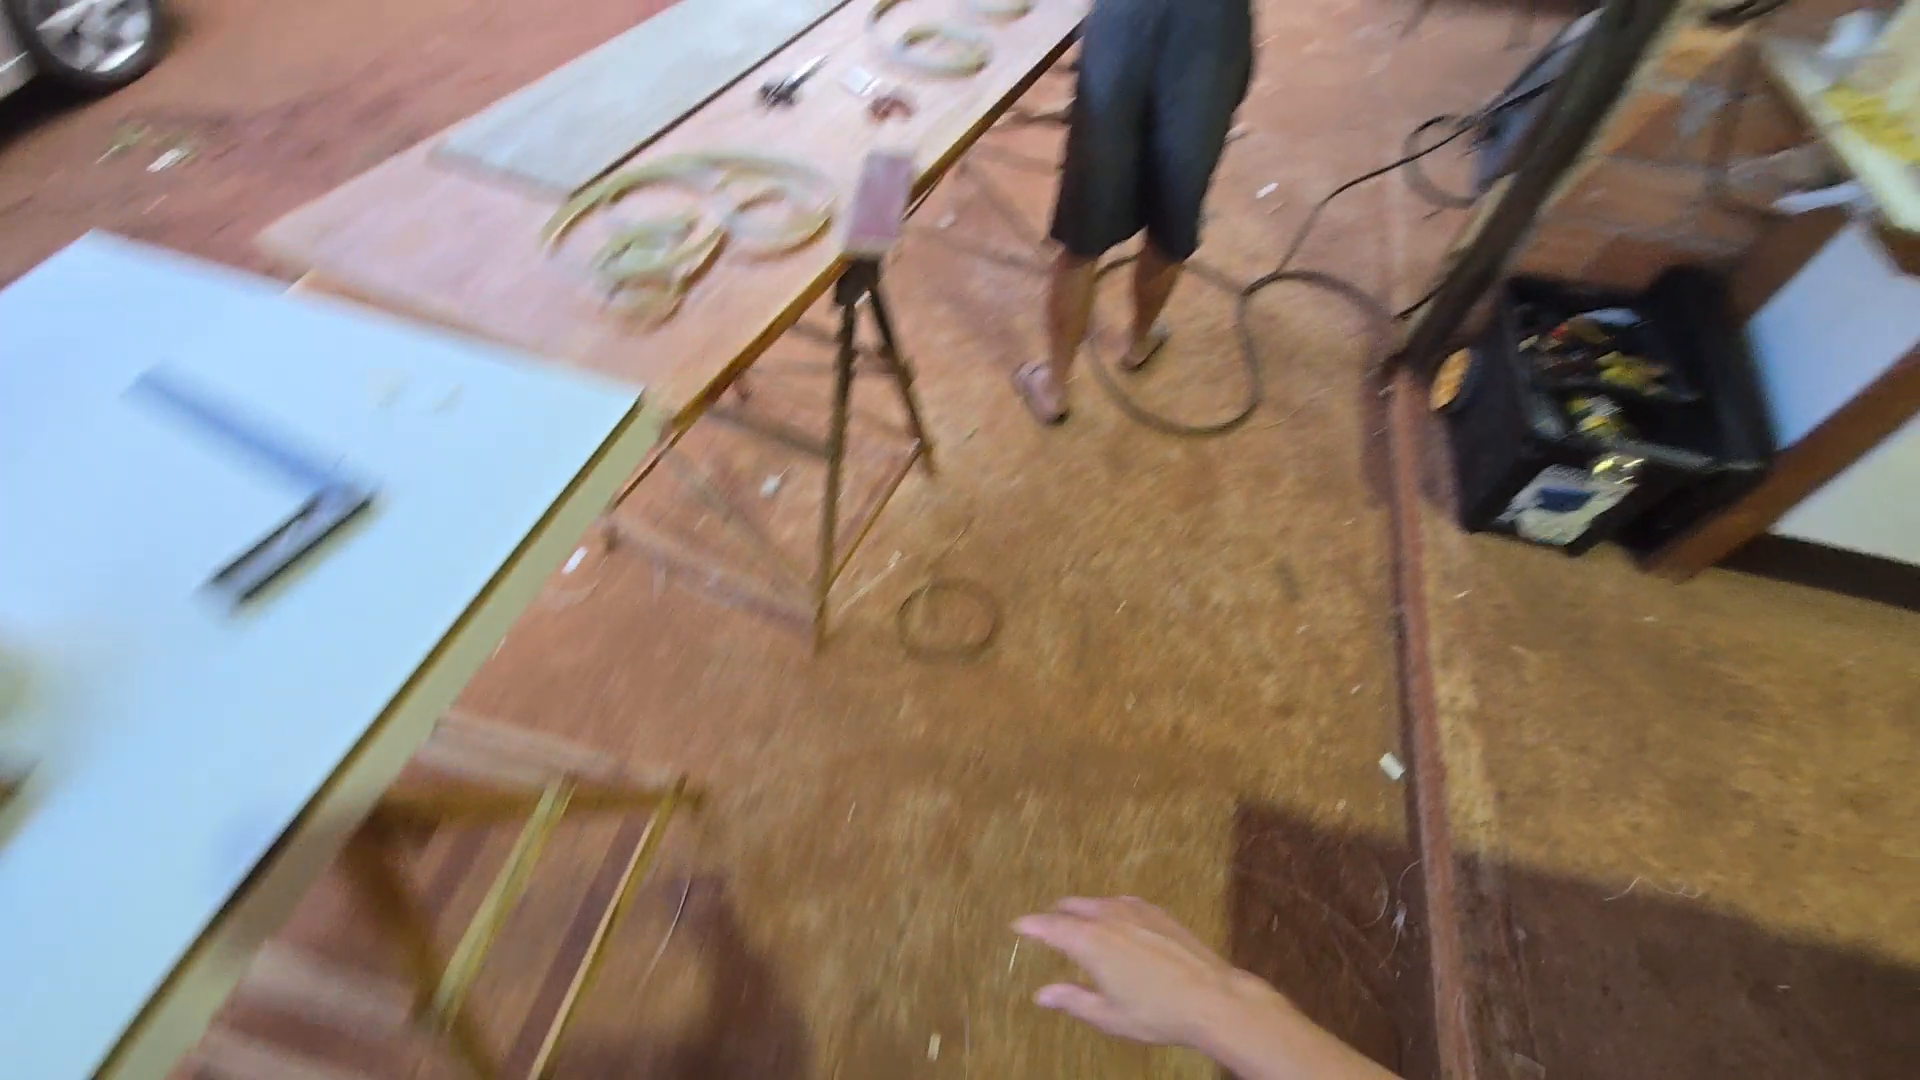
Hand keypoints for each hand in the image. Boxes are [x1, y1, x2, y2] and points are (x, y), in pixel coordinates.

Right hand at [1011, 896, 1279, 1047]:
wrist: (1212, 997)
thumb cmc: (1157, 1012)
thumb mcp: (1109, 1016)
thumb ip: (1072, 1000)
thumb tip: (1041, 994)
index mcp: (1090, 942)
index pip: (1050, 927)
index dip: (1031, 925)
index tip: (1017, 924)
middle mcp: (1107, 916)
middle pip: (1072, 907)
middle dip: (1056, 915)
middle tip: (1049, 927)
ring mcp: (1133, 908)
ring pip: (1097, 902)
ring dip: (1083, 912)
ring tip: (1082, 927)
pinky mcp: (1155, 910)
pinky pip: (1121, 903)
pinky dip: (1109, 910)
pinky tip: (1117, 924)